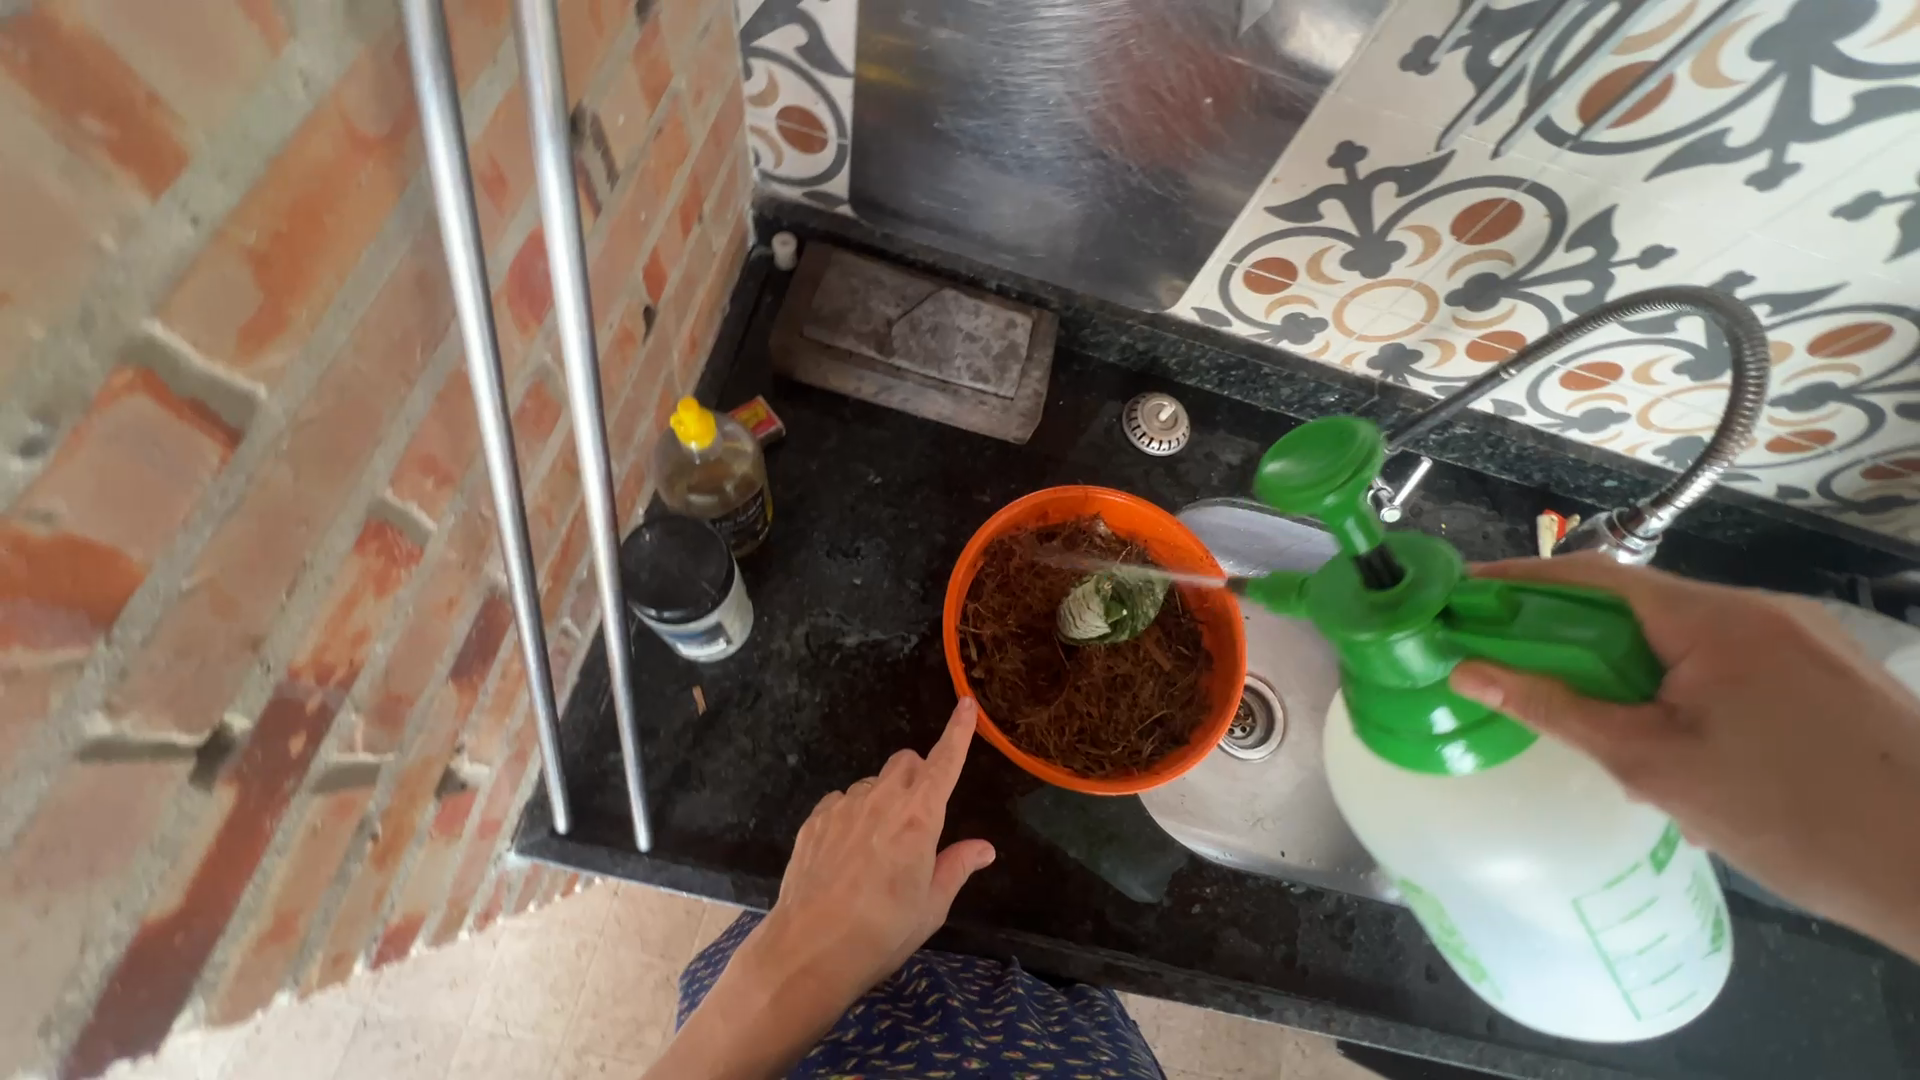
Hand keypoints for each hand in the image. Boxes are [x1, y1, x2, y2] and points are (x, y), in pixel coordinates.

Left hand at [647, 699, 993, 1079]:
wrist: (809, 950)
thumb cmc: (882, 932)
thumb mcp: (931, 907)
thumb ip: (956, 867)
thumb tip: (984, 847)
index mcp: (920, 816)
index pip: (945, 761)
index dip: (959, 731)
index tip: (966, 703)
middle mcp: (882, 799)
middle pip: (906, 761)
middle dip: (917, 775)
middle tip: (917, 817)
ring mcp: (844, 805)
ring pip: (873, 782)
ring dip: (883, 800)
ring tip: (875, 850)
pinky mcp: (815, 818)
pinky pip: (841, 801)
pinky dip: (851, 815)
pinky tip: (845, 854)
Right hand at [1448, 555, 1919, 960]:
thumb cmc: (1793, 817)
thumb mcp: (1648, 762)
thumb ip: (1551, 706)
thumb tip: (1466, 673)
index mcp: (1719, 620)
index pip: (1594, 575)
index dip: (1518, 579)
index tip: (1462, 594)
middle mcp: (1765, 613)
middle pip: (1635, 605)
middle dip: (1569, 636)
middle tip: (1516, 671)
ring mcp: (1805, 641)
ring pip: (1677, 637)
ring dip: (1623, 668)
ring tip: (1601, 728)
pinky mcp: (1828, 674)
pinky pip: (1724, 661)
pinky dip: (1672, 685)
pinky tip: (1670, 742)